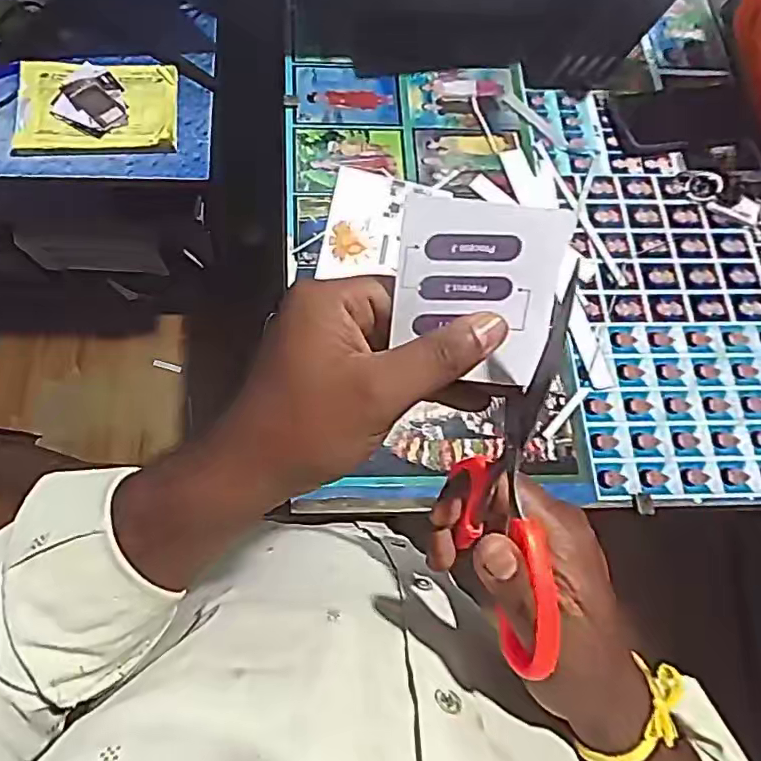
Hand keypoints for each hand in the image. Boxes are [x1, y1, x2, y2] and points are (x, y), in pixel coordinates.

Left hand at [113, 277, 506, 590]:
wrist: (251, 472)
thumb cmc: (306, 427)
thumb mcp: (380, 390)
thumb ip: (438, 356)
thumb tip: (491, 323)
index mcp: (329, 300)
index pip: (405, 288)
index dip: (455, 305)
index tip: (505, 317)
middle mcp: (326, 312)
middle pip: (404, 316)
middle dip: (453, 340)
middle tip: (509, 351)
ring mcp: (328, 343)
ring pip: (397, 345)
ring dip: (439, 366)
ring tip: (496, 380)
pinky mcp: (332, 372)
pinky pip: (382, 366)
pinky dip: (414, 381)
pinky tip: (459, 396)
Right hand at [429, 473, 646, 744]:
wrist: (601, 695)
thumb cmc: (586, 669)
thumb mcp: (549, 633)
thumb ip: (517, 587)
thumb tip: (490, 546)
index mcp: (562, 532)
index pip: (504, 481)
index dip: (469, 494)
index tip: (449, 524)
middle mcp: (550, 526)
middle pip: (487, 488)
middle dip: (456, 512)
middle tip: (444, 547)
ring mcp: (536, 537)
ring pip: (480, 506)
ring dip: (454, 528)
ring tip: (447, 559)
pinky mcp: (523, 551)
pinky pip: (484, 527)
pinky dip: (462, 540)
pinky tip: (456, 562)